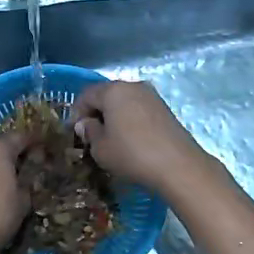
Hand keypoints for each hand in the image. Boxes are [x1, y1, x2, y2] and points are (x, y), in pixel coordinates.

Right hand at [71, 80, 214, 195]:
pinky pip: (139, 109)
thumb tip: (86, 124)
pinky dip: (130, 120)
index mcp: (113, 91)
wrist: (178, 166)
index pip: (86, 94)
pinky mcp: (165, 109)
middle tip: (91, 135)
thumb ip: (89, 132)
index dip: (77, 112)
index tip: (75, 132)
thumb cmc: (132, 155)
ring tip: (111, 139)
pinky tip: (130, 140)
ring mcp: (152, 96)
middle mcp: (133, 86)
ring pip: (124, 102)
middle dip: (96, 112)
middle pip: (107, 94)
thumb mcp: (100, 148)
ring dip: (114, 116)